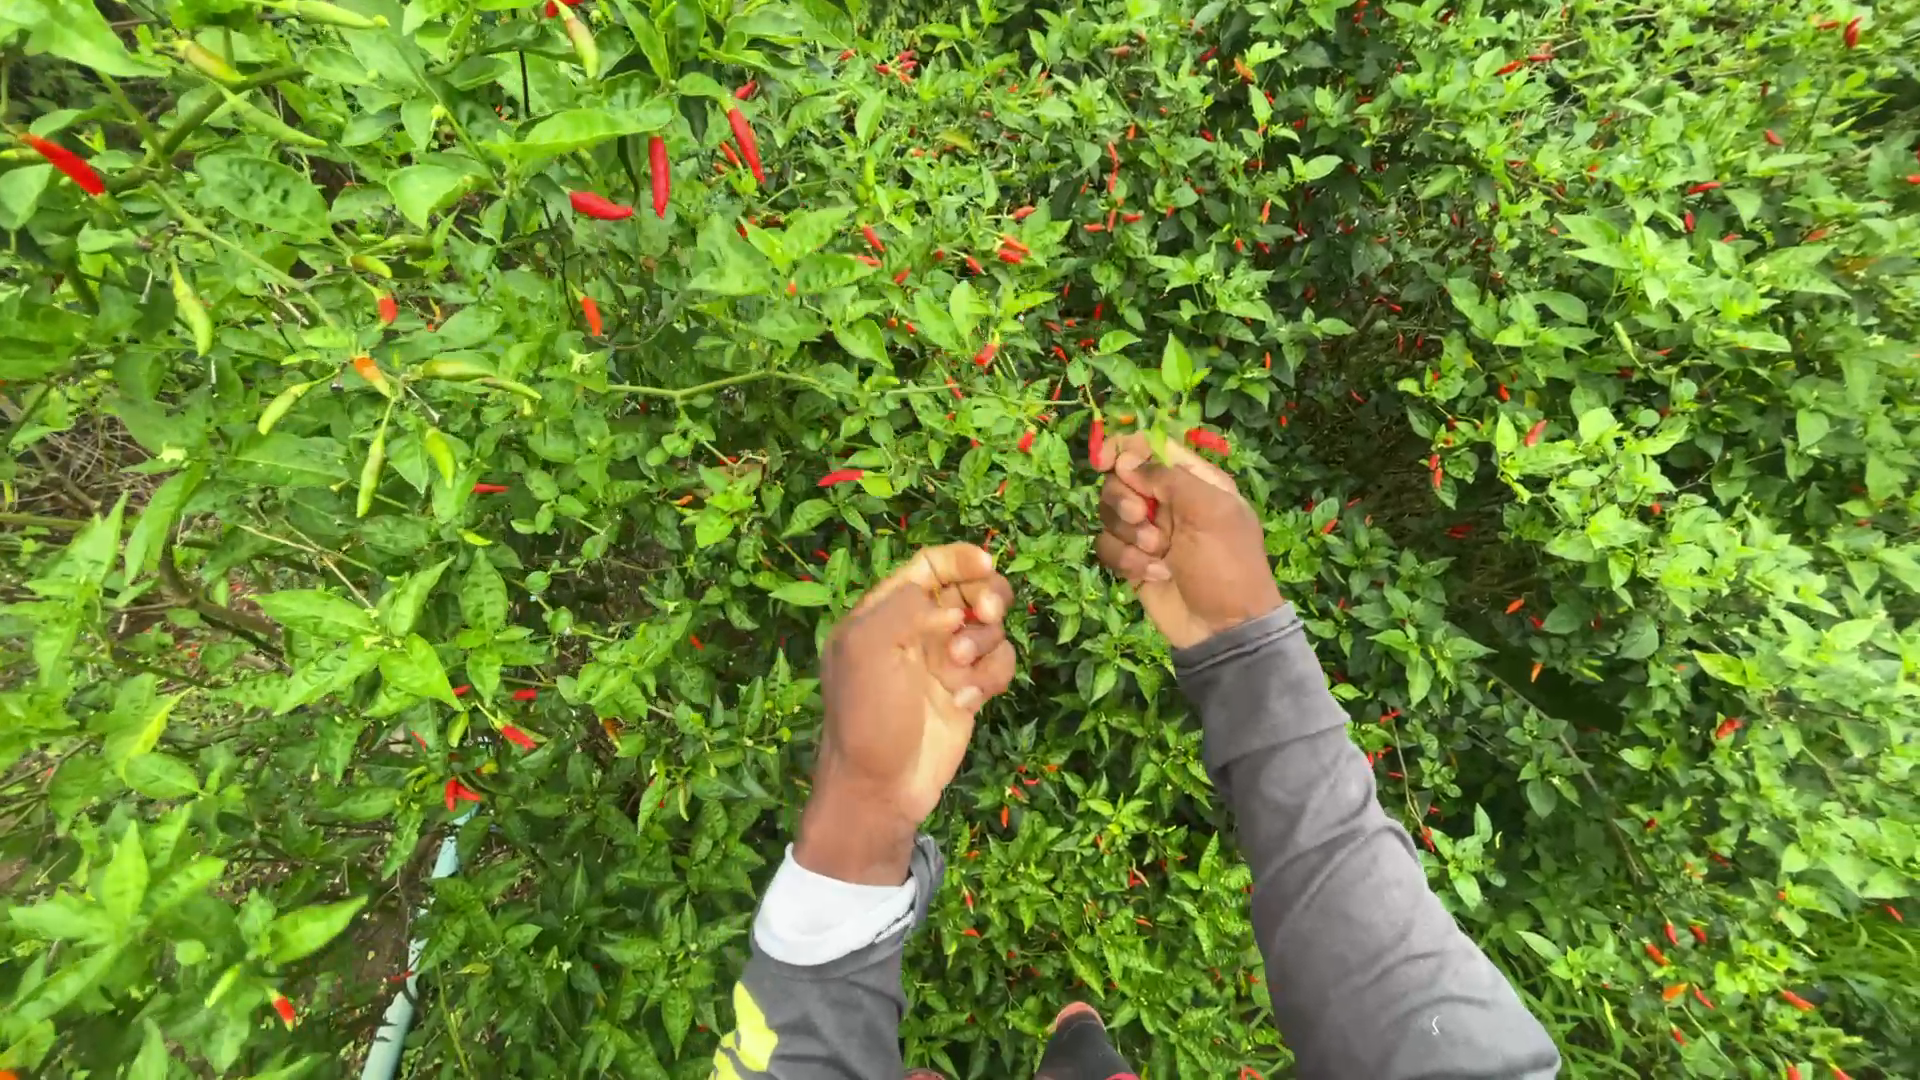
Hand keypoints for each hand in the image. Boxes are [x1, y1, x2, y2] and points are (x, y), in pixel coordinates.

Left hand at [796, 543, 1016, 884]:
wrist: (880, 788)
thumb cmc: (866, 715)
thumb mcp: (865, 649)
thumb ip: (905, 607)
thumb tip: (952, 608)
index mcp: (886, 611)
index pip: (929, 566)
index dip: (960, 558)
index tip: (985, 564)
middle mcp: (919, 630)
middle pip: (969, 589)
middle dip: (986, 595)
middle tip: (984, 613)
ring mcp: (945, 661)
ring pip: (990, 626)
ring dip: (985, 641)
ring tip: (959, 669)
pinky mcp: (969, 689)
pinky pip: (999, 664)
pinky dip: (992, 676)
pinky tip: (968, 700)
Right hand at [1092, 432, 1282, 649]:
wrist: (1224, 628)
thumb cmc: (1227, 565)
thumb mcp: (1210, 512)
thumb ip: (1168, 478)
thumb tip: (1123, 461)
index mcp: (1193, 480)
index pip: (1149, 446)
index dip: (1123, 448)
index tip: (1105, 462)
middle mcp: (1167, 501)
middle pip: (1119, 479)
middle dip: (1124, 500)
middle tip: (1143, 519)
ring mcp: (1147, 531)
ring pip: (1108, 515)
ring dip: (1129, 536)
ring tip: (1158, 555)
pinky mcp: (1131, 560)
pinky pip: (1107, 547)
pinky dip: (1126, 561)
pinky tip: (1154, 575)